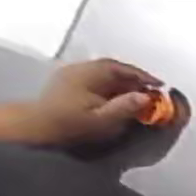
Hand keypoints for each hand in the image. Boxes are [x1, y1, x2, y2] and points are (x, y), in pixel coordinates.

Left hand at [30, 58, 163, 146]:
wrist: (35, 127)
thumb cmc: (72, 125)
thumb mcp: (103, 120)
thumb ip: (125, 107)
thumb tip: (146, 97)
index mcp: (88, 75)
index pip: (120, 68)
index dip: (142, 75)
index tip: (160, 85)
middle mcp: (79, 69)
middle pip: (111, 67)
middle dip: (134, 76)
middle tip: (151, 88)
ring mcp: (71, 74)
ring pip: (103, 71)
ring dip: (123, 80)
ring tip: (138, 92)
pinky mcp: (67, 82)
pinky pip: (96, 76)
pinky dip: (112, 83)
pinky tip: (119, 94)